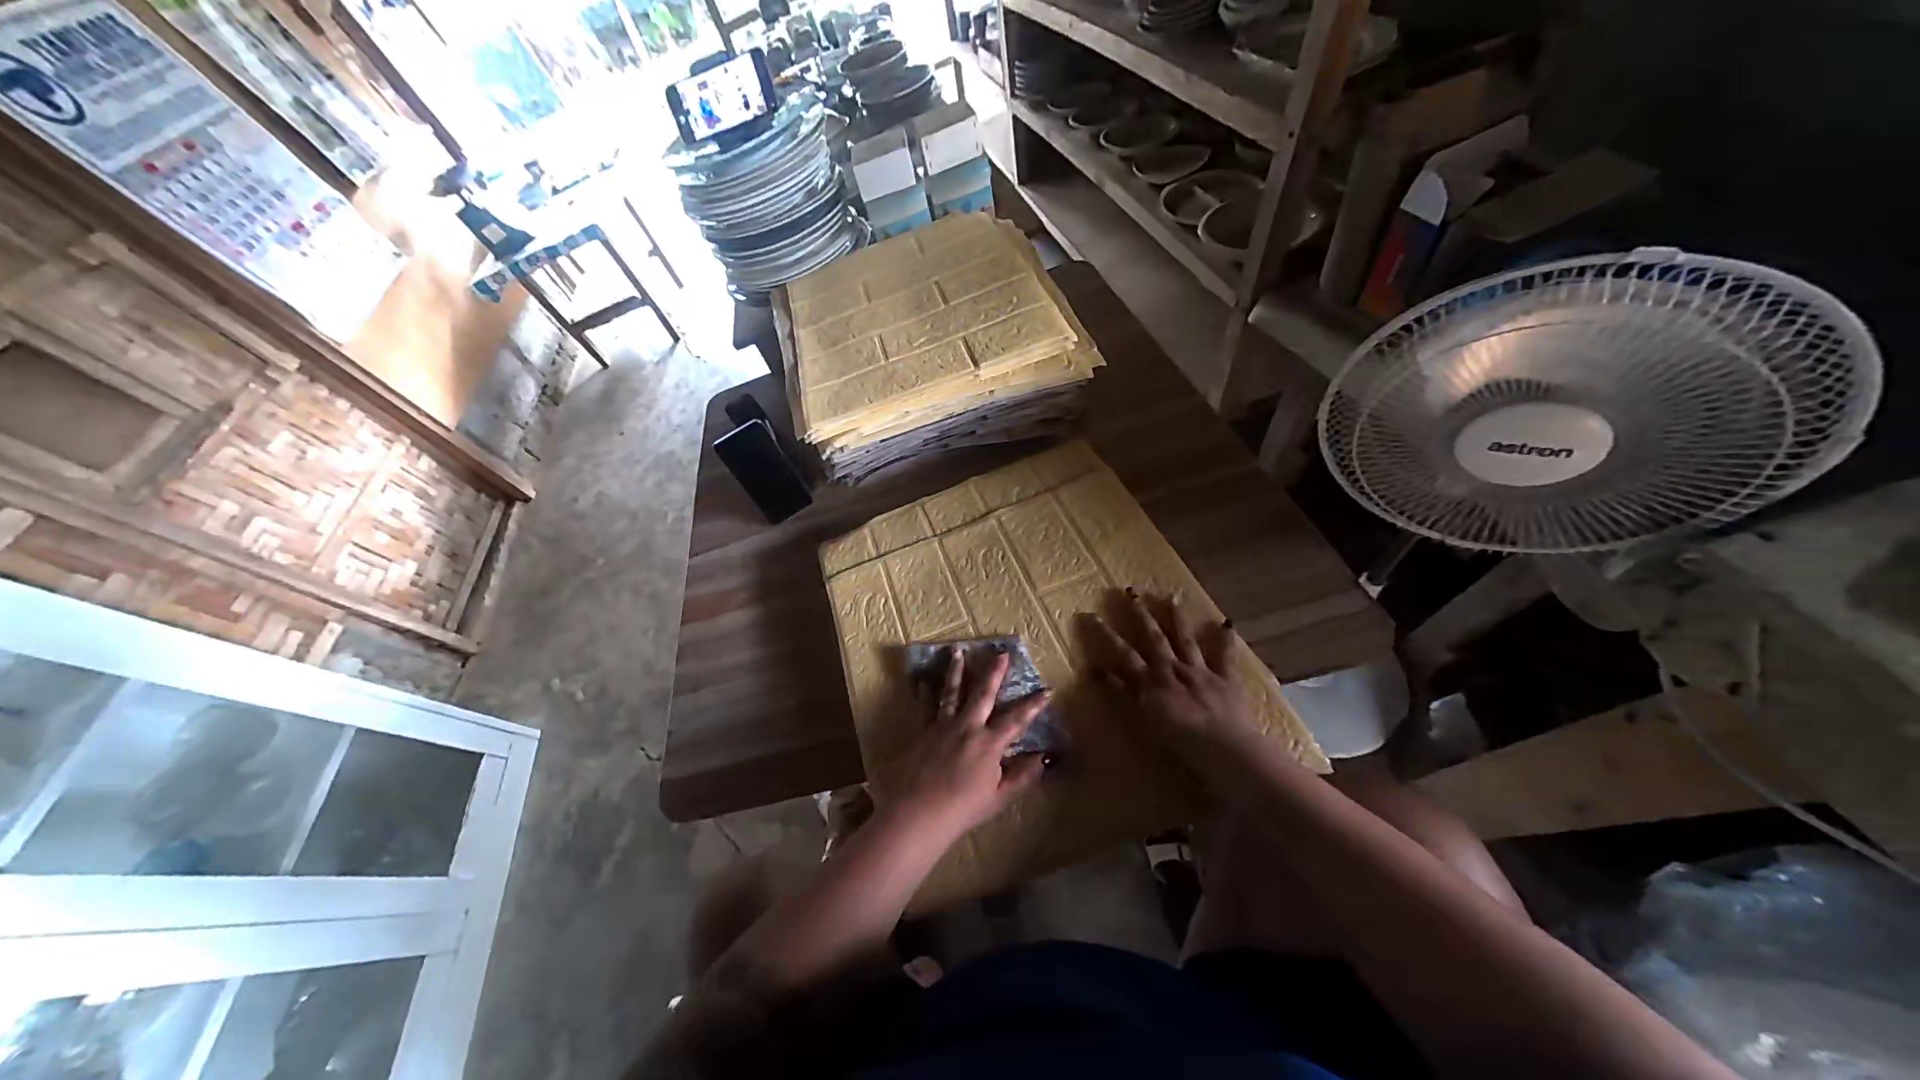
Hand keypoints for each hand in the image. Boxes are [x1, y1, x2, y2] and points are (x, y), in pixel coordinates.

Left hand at [878, 646, 1048, 840]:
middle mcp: (967, 727)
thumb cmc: (962, 809)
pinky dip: (924, 693)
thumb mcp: (998, 797)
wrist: (918, 811)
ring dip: (957, 671)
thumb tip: (1041, 759)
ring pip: (952, 692)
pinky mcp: (923, 732)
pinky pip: (925, 707)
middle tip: (1001, 653)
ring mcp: (943, 726)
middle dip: (994, 672)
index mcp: (989, 743)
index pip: (1017, 720)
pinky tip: (922, 681)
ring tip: (958, 651)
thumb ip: (1020, 776)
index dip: (1033, 705)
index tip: (1047, 691)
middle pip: (983, 693)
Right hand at [1092, 589, 1258, 755]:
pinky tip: (1226, 622)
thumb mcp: (1140, 719)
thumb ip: (1119, 692)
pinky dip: (1225, 639)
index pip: (1123, 653)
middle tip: (1129, 592)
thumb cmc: (1177, 742)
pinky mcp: (1226, 678)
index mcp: (1150, 681)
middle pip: (1153, 637)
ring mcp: (1200, 670)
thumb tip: (1094, 670)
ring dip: (1177, 617)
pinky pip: (1226, 655)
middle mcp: (1172, 668)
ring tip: (1170, 596)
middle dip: (1140, 614)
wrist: (1222, 747)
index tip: (1090, 614)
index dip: (1105, 634)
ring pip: (1185, 638)